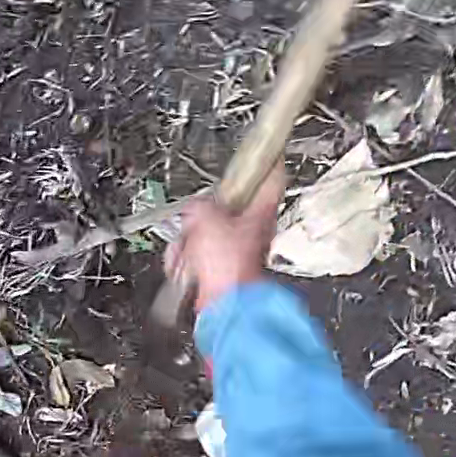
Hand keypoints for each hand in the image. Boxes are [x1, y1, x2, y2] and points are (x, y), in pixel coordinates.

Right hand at [169, 168, 285, 312]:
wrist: (224, 304)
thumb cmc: (228, 265)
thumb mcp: (207, 219)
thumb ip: (200, 206)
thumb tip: (196, 208)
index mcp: (260, 213)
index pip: (272, 179)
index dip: (268, 162)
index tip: (265, 152)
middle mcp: (253, 231)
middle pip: (225, 210)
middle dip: (201, 217)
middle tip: (194, 222)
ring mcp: (237, 251)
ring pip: (207, 234)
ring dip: (188, 243)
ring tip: (186, 252)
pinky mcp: (222, 269)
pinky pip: (198, 256)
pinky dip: (186, 260)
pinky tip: (183, 267)